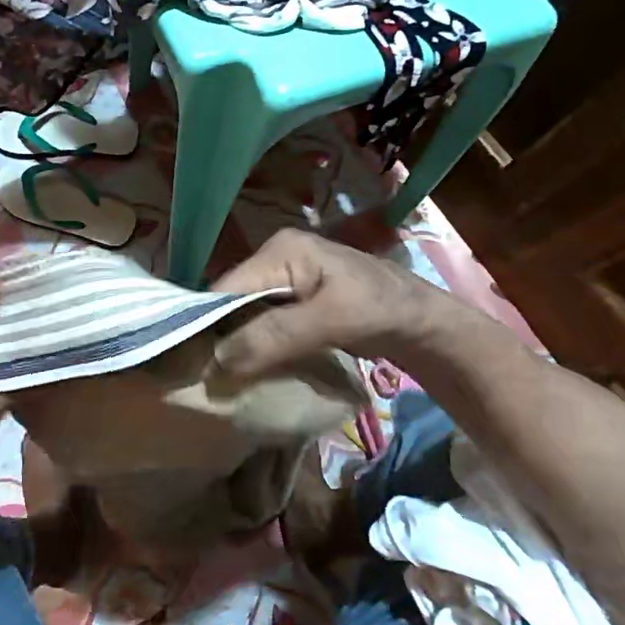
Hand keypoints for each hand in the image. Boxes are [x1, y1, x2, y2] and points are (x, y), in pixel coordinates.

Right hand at [211, 229, 450, 372]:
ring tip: (226, 375)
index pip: (225, 288)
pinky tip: (250, 366)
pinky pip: (258, 323)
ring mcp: (281, 279)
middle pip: (229, 301)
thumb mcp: (331, 320)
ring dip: (236, 345)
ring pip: (241, 315)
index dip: (207, 324)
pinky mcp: (290, 301)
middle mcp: (272, 258)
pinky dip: (253, 345)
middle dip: (221, 337)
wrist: (424, 323)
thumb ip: (276, 335)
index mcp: (279, 249)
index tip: (199, 365)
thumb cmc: (382, 310)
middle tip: (212, 375)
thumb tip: (218, 361)